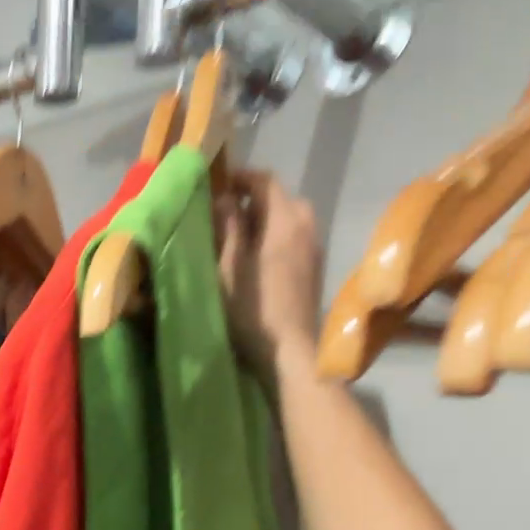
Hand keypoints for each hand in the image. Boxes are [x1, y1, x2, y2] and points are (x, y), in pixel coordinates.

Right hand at [216, 171, 324, 377]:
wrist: (289, 351)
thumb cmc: (252, 310)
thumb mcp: (229, 268)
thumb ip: (229, 229)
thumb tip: (224, 199)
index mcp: (285, 221)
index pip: (265, 181)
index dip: (240, 177)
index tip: (216, 183)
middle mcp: (306, 225)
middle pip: (279, 198)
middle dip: (251, 199)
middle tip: (221, 213)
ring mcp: (313, 247)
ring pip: (288, 218)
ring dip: (262, 219)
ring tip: (235, 236)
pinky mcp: (313, 267)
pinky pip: (293, 237)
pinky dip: (273, 236)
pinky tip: (254, 257)